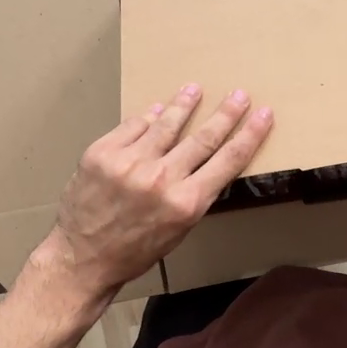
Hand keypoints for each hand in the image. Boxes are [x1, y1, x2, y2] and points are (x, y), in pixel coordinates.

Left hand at [39, 84, 273, 300]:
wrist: (82, 257)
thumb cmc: (136, 250)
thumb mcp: (179, 230)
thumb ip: (195, 194)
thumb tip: (206, 158)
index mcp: (186, 203)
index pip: (228, 160)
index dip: (250, 135)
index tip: (264, 114)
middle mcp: (162, 179)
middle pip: (203, 137)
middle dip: (226, 114)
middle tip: (239, 95)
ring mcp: (130, 162)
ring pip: (166, 124)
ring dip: (184, 104)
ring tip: (194, 90)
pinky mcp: (103, 152)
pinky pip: (133, 126)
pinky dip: (147, 118)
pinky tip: (156, 110)